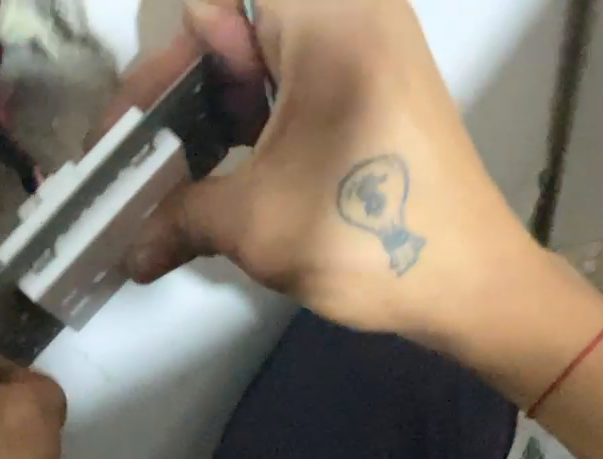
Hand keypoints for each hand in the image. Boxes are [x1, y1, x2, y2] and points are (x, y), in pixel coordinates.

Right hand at [110, 0, 551, 349]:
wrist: (471, 286)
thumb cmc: (363, 238)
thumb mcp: (255, 223)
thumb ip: (180, 217)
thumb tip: (130, 252)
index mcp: (320, 9)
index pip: (209, 4)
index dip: (163, 68)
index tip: (134, 134)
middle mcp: (349, 9)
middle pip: (235, 29)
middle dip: (185, 99)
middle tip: (152, 167)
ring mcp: (370, 48)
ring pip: (266, 64)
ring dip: (220, 121)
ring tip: (188, 185)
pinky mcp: (380, 91)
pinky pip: (301, 87)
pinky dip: (262, 129)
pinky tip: (234, 179)